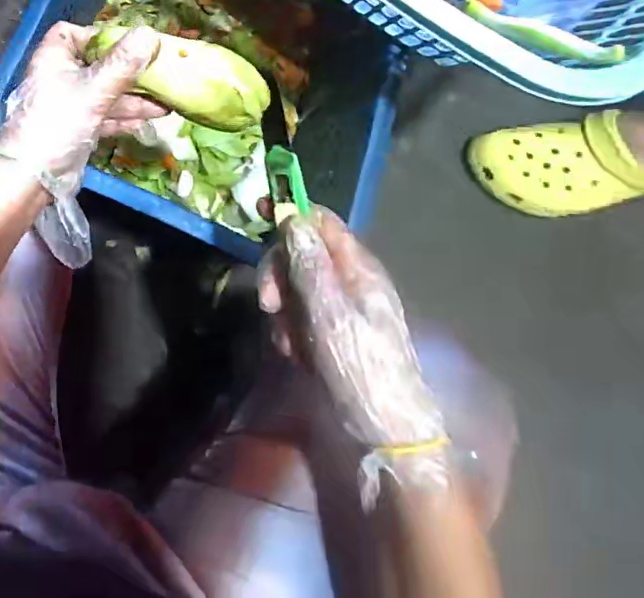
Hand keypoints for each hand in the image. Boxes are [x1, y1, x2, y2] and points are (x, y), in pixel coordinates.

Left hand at [0, 22, 165, 189]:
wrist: (32, 178)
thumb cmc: (58, 124)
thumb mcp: (93, 91)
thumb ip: (122, 64)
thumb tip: (150, 33)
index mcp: (53, 58)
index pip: (72, 33)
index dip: (99, 35)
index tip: (129, 43)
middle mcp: (59, 77)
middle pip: (98, 64)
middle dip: (129, 70)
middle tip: (161, 72)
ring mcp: (69, 104)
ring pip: (105, 92)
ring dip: (134, 97)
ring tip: (166, 102)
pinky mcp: (77, 127)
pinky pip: (104, 114)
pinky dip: (124, 116)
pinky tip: (150, 119)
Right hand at [259, 206, 448, 497]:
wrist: (384, 431)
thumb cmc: (360, 366)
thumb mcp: (330, 312)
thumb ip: (309, 263)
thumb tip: (292, 218)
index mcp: (358, 267)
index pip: (321, 221)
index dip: (291, 213)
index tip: (258, 213)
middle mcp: (348, 280)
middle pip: (300, 251)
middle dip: (278, 274)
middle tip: (267, 303)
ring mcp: (338, 307)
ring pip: (293, 285)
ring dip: (282, 310)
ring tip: (288, 342)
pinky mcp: (328, 331)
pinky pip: (297, 315)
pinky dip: (289, 330)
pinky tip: (295, 353)